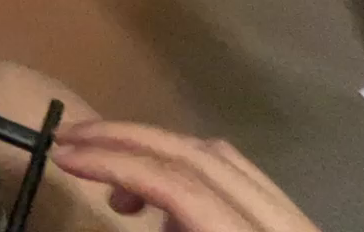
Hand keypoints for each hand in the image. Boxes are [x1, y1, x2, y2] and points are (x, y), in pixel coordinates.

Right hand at [50, 121, 321, 231]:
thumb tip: (118, 209)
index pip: (181, 186)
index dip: (115, 162)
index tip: (61, 158)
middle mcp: (289, 231)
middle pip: (196, 154)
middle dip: (123, 139)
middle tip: (68, 142)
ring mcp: (302, 228)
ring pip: (219, 158)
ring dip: (153, 155)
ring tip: (115, 190)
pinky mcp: (298, 231)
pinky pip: (240, 181)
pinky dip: (188, 175)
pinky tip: (165, 212)